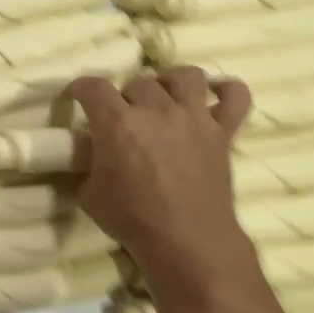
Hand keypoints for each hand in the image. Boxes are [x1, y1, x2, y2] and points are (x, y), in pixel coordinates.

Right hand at [68, 67, 257, 295]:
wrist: (183, 236)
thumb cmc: (129, 217)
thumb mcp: (90, 191)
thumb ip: (92, 162)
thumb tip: (98, 151)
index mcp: (118, 124)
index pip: (94, 88)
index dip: (81, 87)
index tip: (77, 94)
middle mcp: (157, 111)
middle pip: (138, 82)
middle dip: (124, 94)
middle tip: (121, 112)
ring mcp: (195, 117)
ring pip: (186, 76)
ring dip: (170, 81)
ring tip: (163, 95)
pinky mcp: (223, 131)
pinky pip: (235, 95)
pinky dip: (226, 90)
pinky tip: (213, 95)